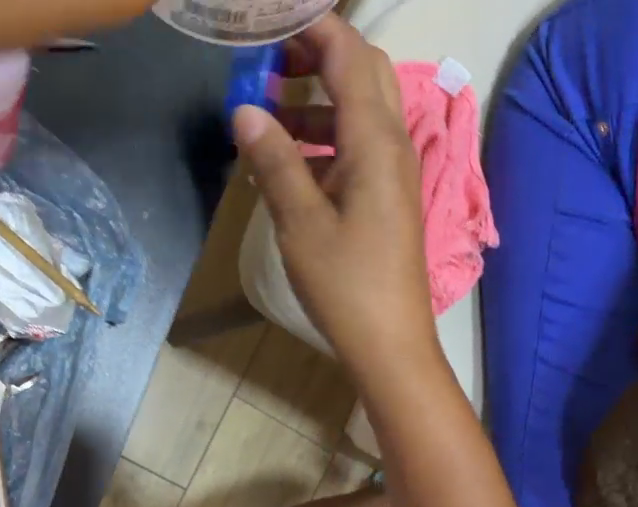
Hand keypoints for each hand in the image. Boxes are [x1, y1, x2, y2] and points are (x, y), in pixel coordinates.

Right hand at [231, 17, 436, 370]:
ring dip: (314, 106)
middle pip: (362, 76)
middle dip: (317, 59)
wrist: (390, 343)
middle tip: (268, 64)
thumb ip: (274, 162)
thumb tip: (245, 110)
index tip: (269, 23)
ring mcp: (392, 174)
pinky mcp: (385, 201)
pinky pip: (355, 151)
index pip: (350, 56)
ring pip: (357, 116)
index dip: (314, 29)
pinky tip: (286, 167)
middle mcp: (392, 145)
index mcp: (375, 140)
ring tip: (265, 118)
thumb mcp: (301, 223)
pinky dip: (322, 144)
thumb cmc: (346, 283)